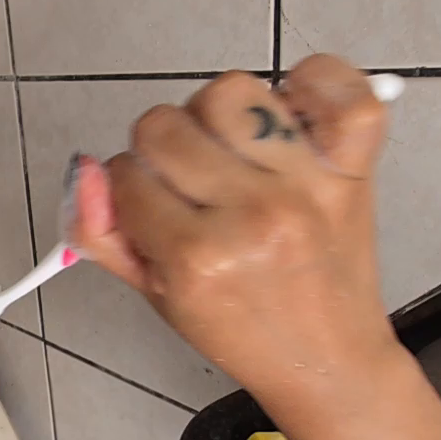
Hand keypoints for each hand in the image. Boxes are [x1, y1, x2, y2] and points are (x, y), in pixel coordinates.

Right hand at [68, 54, 406, 412]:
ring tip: (224, 151)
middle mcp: (251, 213)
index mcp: (195, 256)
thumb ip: (102, 233)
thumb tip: (85, 171)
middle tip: (179, 180)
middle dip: (155, 150)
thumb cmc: (235, 328)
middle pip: (163, 125)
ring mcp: (307, 183)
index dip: (123, 187)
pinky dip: (307, 85)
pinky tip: (284, 119)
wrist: (322, 356)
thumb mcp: (150, 292)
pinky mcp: (354, 164)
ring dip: (213, 116)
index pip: (123, 175)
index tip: (144, 208)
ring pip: (228, 92)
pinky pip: (335, 83)